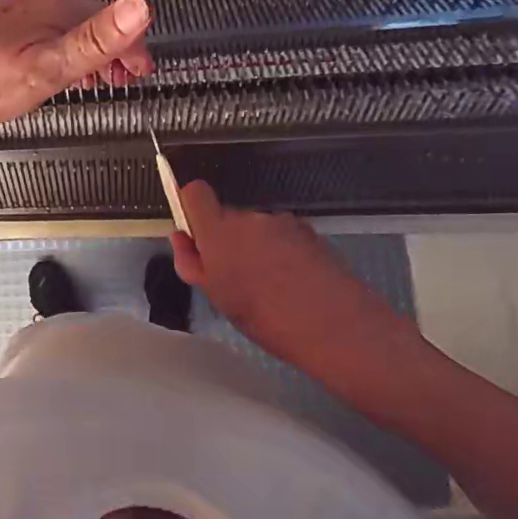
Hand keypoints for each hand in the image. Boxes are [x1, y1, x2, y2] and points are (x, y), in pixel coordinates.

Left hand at [0, 0, 153, 135]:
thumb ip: (95, 41)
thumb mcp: (45, 68)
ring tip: (103, 80)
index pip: (108, 18)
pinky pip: (46, 39)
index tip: (144, 71)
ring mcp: (14, 20)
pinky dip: (65, 55)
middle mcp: (31, 6)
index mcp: (48, 9)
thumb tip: (138, 8)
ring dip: (92, 54)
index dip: (132, 47)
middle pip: (89, 22)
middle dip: (115, 51)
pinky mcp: (2, 36)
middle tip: (128, 78)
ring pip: (68, 31)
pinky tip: (61, 74)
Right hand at [170, 179, 418, 369]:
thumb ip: (193, 263)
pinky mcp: (310, 232)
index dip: (190, 208)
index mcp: (220, 230)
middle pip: (228, 217)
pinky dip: (282, 254)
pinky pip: (283, 237)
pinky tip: (293, 286)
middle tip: (235, 280)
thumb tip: (181, 238)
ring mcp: (283, 222)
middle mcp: (250, 217)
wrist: (336, 326)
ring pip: (257, 230)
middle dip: (227, 241)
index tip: (195, 235)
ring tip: (269, 289)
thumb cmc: (265, 317)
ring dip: (256, 249)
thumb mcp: (217, 296)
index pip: (194, 192)